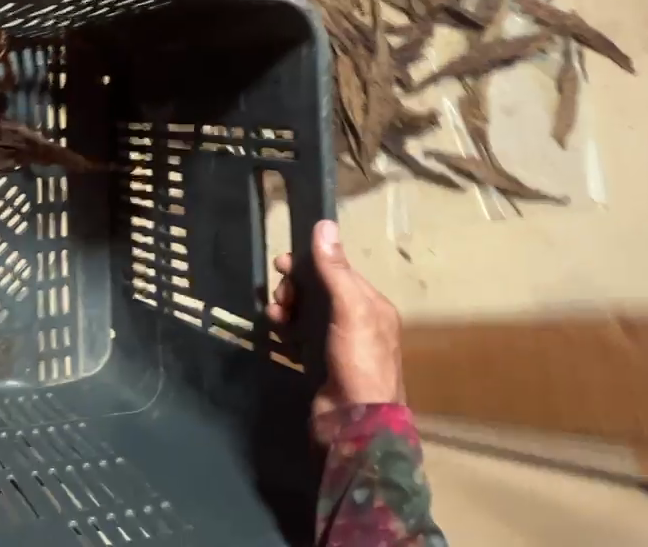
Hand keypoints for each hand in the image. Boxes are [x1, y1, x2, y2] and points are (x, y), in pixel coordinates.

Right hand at [268, 220, 404, 440]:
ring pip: (304, 308)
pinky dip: (285, 324)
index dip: (309, 262)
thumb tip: (325, 223)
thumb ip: (335, 269)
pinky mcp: (318, 358)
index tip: (281, 264)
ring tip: (276, 315)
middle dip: (293, 286)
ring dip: (286, 305)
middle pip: (317, 287)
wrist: (354, 424)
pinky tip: (276, 328)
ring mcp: (336, 340)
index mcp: (371, 305)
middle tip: (281, 297)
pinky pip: (297, 330)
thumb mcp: (350, 310)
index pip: (336, 269)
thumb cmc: (359, 362)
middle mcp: (356, 319)